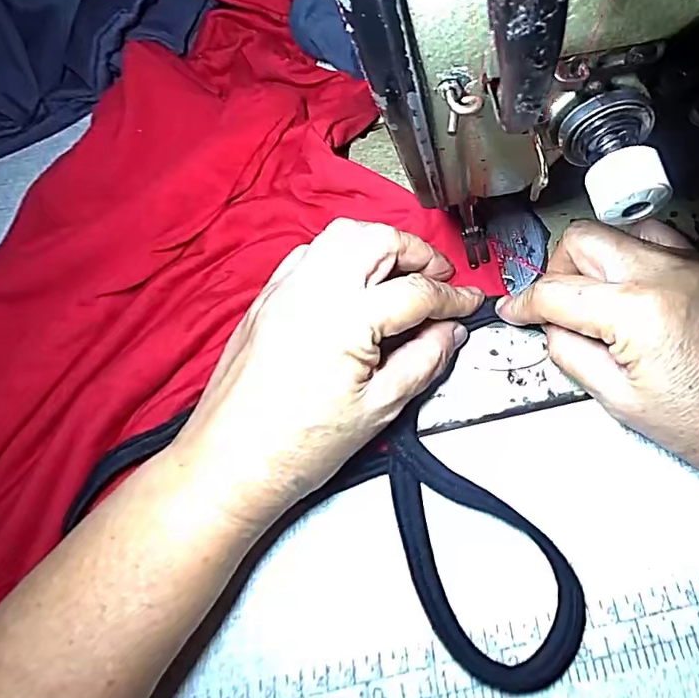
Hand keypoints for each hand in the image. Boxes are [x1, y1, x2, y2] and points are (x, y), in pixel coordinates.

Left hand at [169, 219, 484, 530]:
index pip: (417, 291)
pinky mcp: (267, 297)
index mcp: (346, 319)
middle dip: (419, 253)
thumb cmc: (294, 446)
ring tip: (401, 274)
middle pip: (380, 240)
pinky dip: (342, 254)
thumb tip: (449, 333)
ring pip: (343, 235)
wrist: (230, 463)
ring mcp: (286, 289)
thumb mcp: (380, 408)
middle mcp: (313, 290)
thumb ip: (424, 360)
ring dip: (380, 245)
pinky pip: (311, 252)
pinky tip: (355, 281)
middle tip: (439, 280)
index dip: (453, 296)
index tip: (468, 303)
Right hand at [497, 220, 698, 504]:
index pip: (556, 292)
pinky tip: (629, 290)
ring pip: (615, 232)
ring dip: (591, 259)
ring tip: (592, 299)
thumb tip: (551, 330)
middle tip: (554, 308)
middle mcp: (666, 273)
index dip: (523, 304)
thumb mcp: (625, 404)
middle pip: (579, 241)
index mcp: (639, 311)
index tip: (514, 311)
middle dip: (555, 271)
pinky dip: (628, 257)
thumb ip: (574, 356)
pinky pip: (652, 240)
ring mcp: (692, 263)